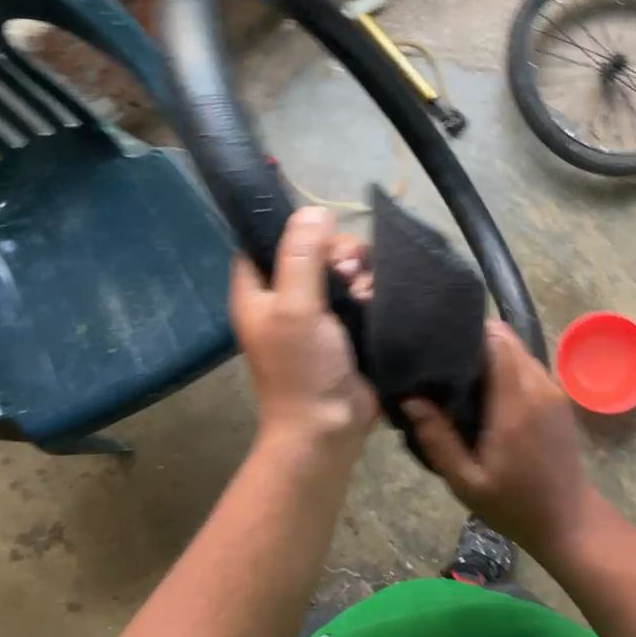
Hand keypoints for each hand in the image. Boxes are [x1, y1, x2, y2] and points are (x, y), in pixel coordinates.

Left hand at [231, 208, 377, 453]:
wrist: (329, 427)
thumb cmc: (301, 369)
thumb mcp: (295, 307)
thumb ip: (302, 256)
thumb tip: (315, 209)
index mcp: (258, 292)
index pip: (265, 242)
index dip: (292, 229)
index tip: (320, 230)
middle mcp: (286, 299)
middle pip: (313, 251)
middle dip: (336, 253)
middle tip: (348, 269)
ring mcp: (318, 315)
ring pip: (341, 271)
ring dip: (359, 272)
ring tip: (366, 289)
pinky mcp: (348, 328)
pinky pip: (361, 294)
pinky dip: (371, 292)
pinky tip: (377, 299)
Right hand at [404, 321, 594, 553]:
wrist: (568, 520)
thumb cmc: (514, 505)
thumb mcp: (467, 482)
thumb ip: (438, 439)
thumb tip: (411, 400)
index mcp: (517, 402)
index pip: (496, 340)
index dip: (467, 334)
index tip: (437, 343)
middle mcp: (539, 386)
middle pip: (507, 339)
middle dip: (475, 342)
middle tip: (441, 361)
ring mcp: (554, 390)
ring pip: (519, 351)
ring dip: (491, 356)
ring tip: (459, 377)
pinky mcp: (559, 398)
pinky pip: (528, 367)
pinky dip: (506, 369)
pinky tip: (484, 393)